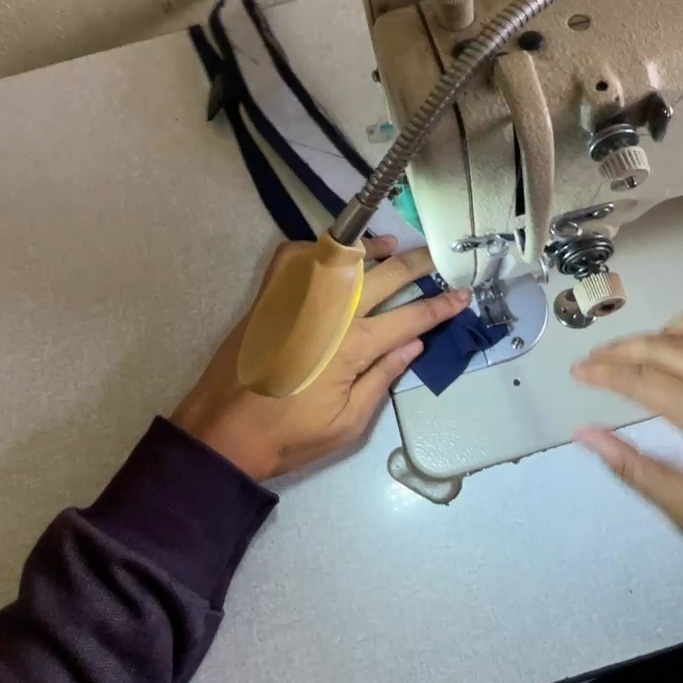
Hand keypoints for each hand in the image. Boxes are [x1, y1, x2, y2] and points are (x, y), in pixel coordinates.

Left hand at [172, 237, 467, 480]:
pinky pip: (294, 258)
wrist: (220, 433)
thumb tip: (413, 345)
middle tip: (438, 257)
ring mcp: (296, 300)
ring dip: (372, 249)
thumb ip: (382, 380)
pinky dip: (317, 249)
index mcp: (352, 347)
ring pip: (342, 259)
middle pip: (383, 278)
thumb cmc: (287, 437)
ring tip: (394, 245)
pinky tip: (333, 255)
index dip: (440, 306)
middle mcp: (329, 314)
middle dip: (417, 265)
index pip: (410, 319)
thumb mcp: (347, 425)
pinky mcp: (269, 299)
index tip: (462, 294)